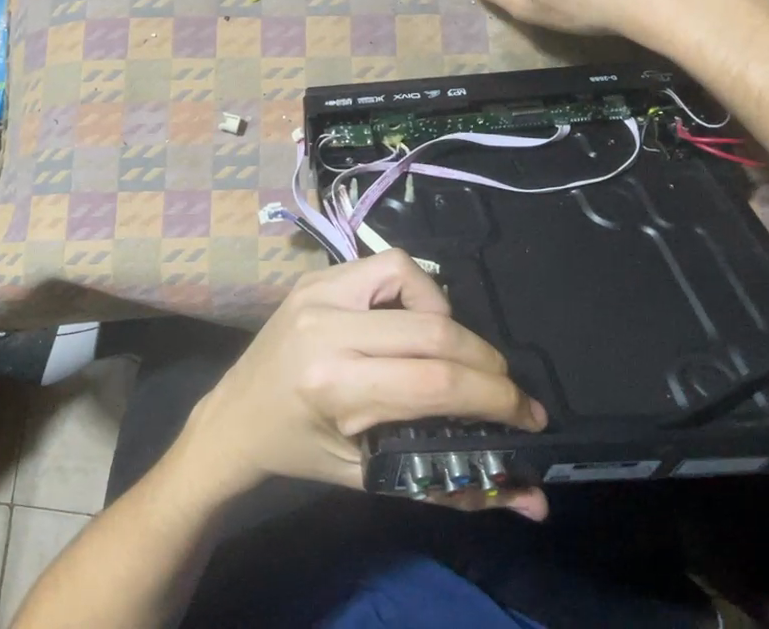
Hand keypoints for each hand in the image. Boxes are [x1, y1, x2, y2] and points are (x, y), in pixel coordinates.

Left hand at [174, 251, 548, 516]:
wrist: (233, 417)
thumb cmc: (299, 453)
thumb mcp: (371, 477)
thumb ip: (451, 487)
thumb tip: (535, 503)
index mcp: (333, 384)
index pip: (436, 382)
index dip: (496, 399)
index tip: (529, 418)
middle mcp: (325, 328)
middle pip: (435, 329)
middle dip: (486, 363)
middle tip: (502, 390)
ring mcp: (316, 293)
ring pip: (411, 276)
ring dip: (446, 316)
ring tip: (447, 353)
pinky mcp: (315, 278)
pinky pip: (385, 266)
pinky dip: (413, 290)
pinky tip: (410, 324)